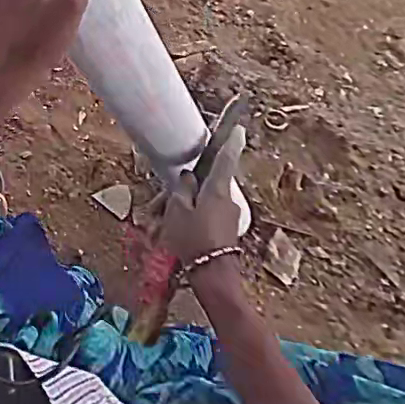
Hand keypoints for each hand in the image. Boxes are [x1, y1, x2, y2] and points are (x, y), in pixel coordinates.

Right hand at [160, 124, 249, 262]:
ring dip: (189, 206)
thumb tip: (188, 176)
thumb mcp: (178, 208)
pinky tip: (179, 230)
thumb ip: (183, 188)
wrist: (212, 276)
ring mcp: (230, 215)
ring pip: (206, 200)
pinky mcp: (227, 229)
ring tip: (166, 221)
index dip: (230, 142)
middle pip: (209, 183)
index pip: (225, 159)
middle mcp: (228, 199)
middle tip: (167, 203)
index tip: (238, 127)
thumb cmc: (192, 238)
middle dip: (189, 188)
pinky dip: (195, 217)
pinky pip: (208, 214)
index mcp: (217, 190)